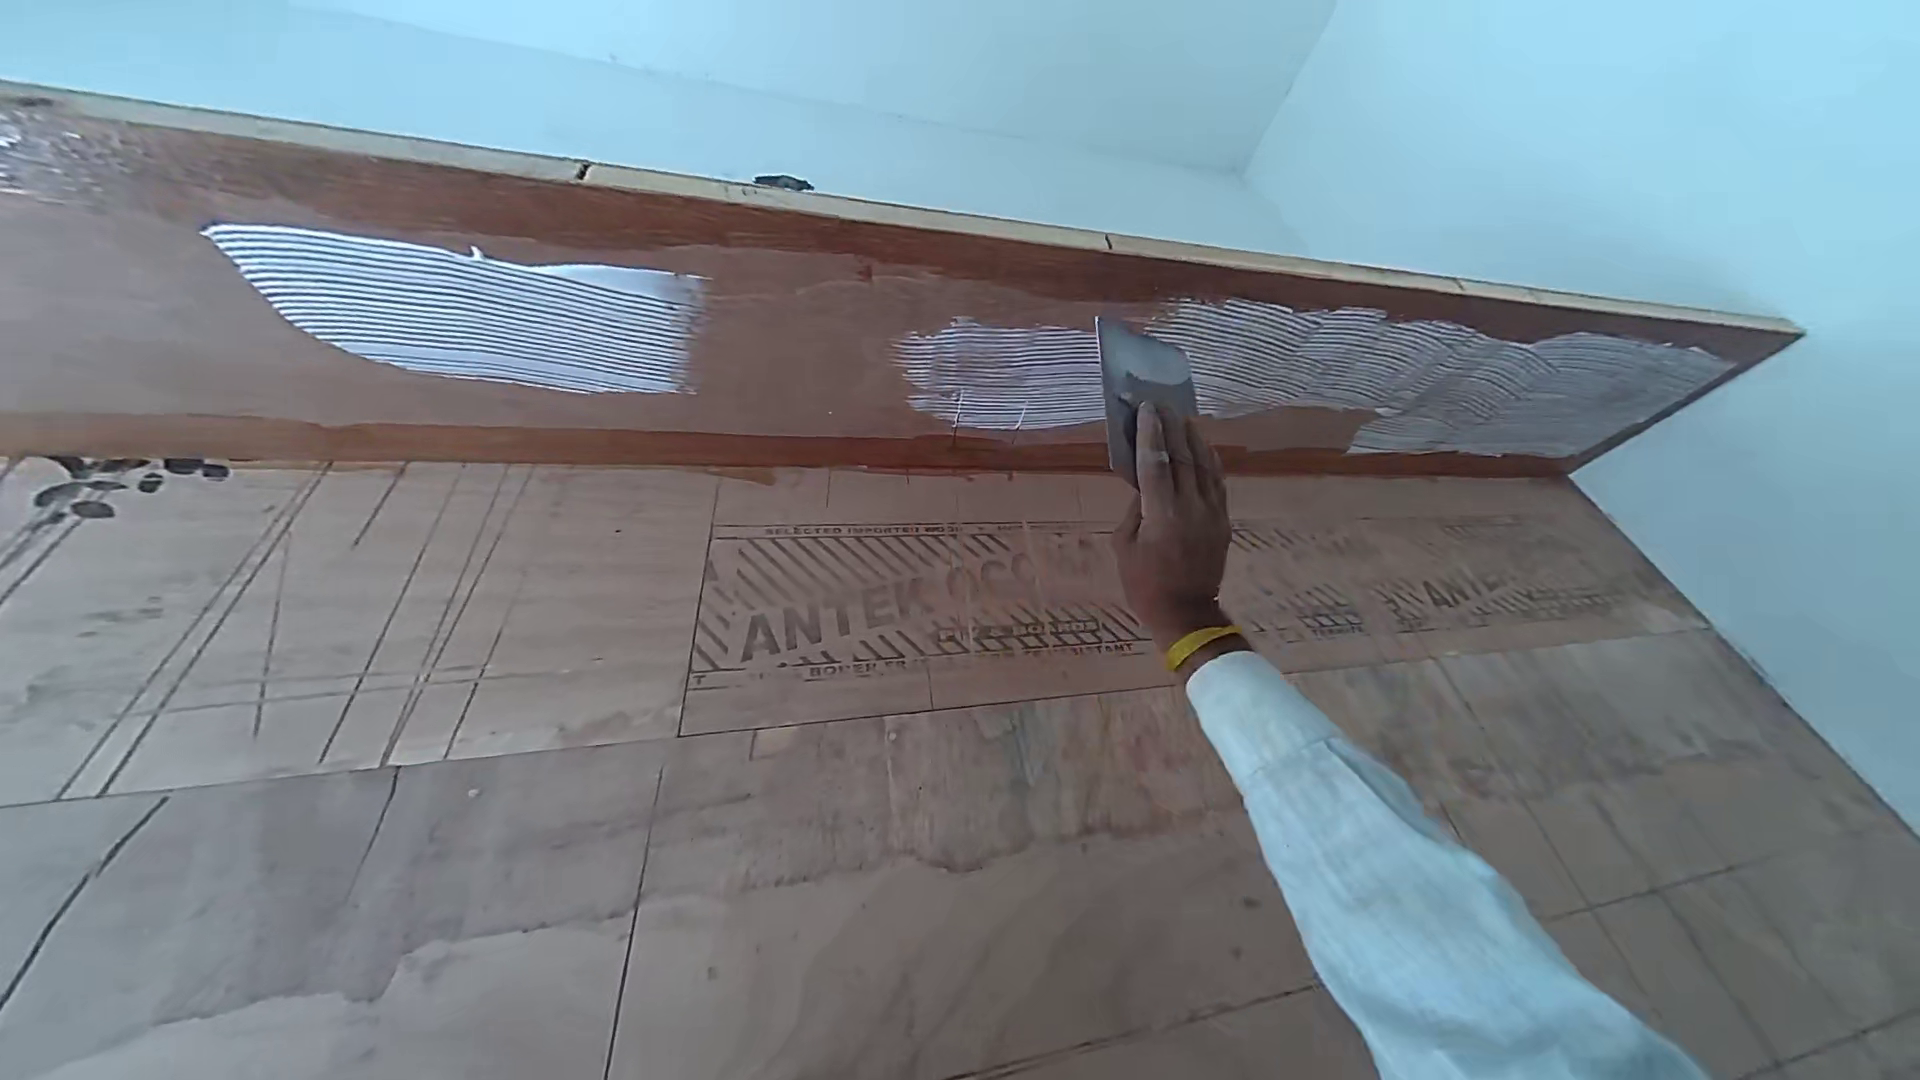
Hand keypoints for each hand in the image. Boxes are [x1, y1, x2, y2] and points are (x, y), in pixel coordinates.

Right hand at [1110, 403, 1242, 671]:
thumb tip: (1145, 487)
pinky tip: (1203, 447)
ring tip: (1183, 419)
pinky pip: (1217, 482)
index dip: (1150, 434)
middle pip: (1183, 457)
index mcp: (1162, 514)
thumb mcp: (1124, 546)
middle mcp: (1191, 507)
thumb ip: (1135, 511)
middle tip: (1162, 405)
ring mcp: (1212, 512)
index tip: (1146, 410)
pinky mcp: (1222, 520)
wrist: (1185, 612)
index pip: (1156, 463)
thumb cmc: (1144, 583)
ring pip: (1205, 465)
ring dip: (1193, 439)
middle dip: (1172, 428)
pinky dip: (1210, 460)